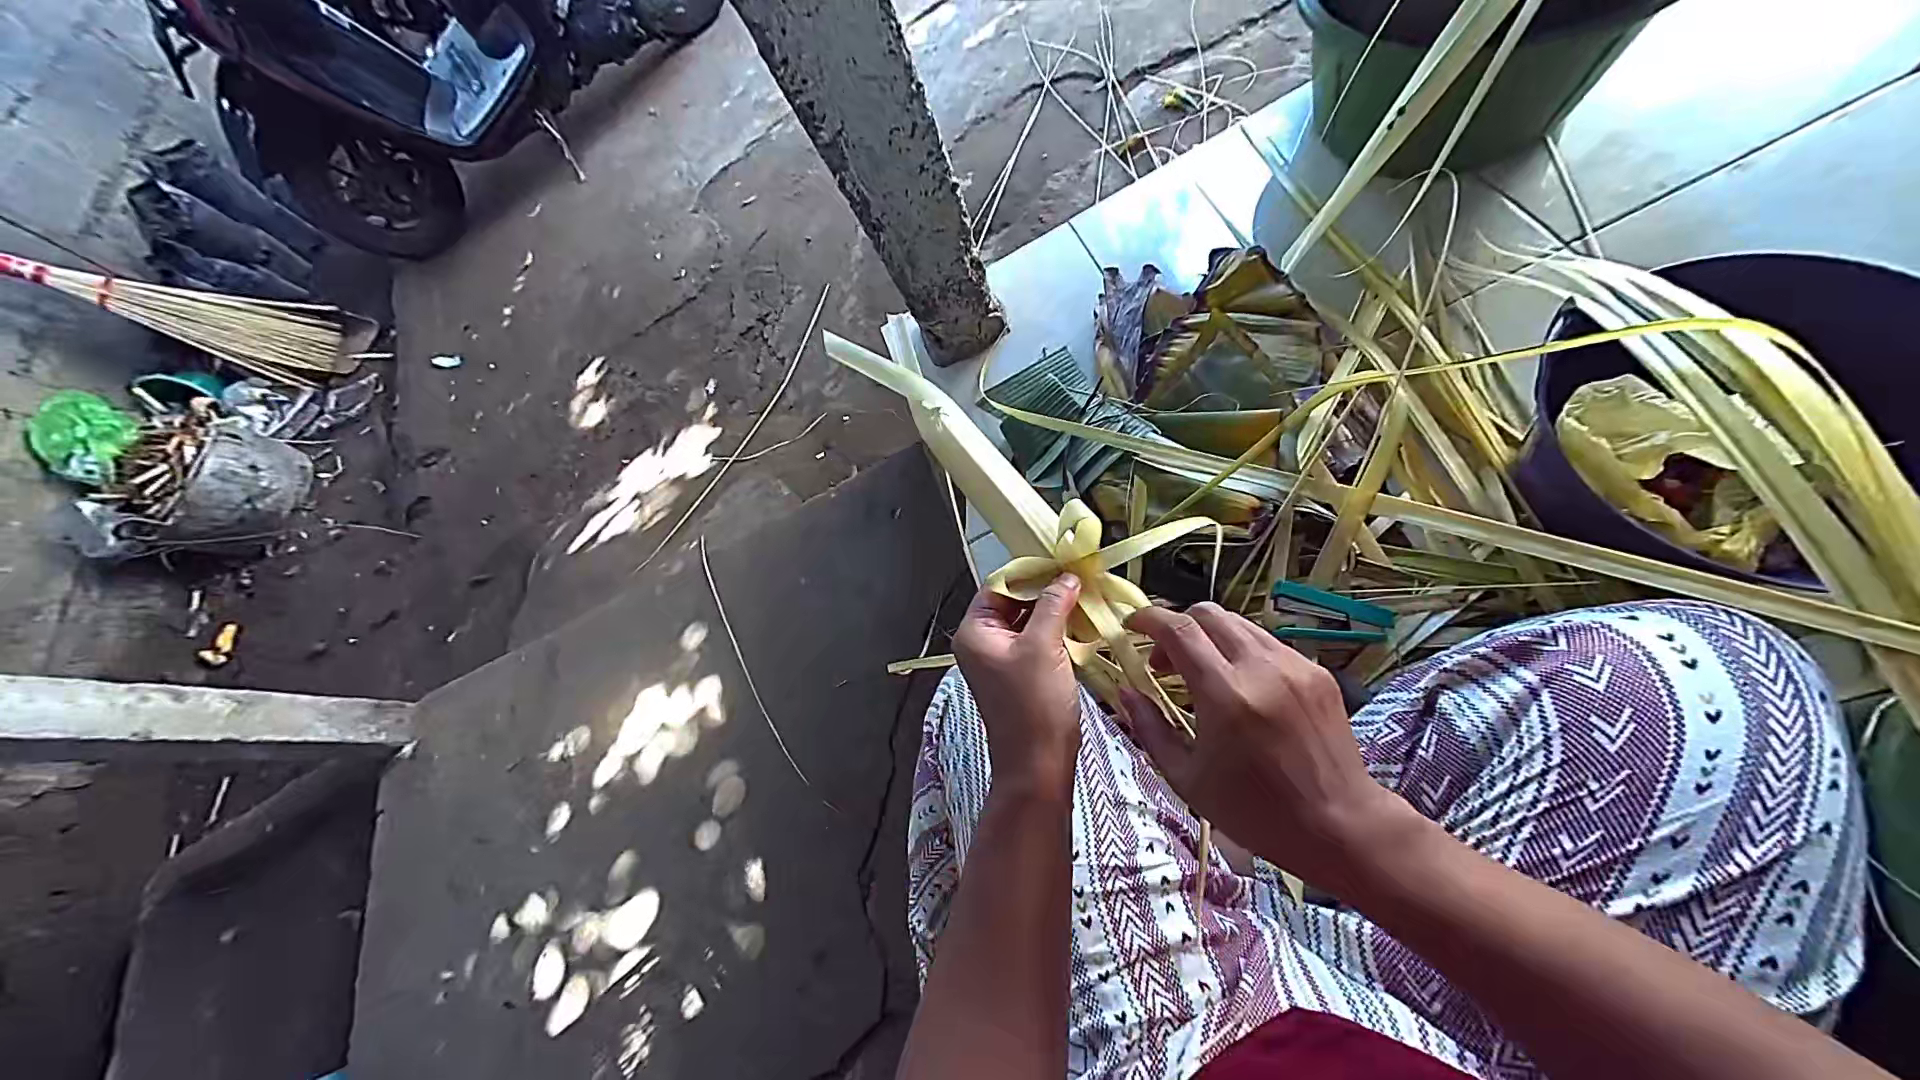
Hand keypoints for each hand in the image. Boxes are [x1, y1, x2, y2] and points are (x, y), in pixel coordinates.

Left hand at [951, 575, 1083, 795]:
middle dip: (1045, 589)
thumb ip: (1053, 605)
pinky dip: (1056, 628)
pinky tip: (1080, 620)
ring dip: (1053, 608)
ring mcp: (1002, 658)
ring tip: (1084, 594)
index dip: (1029, 572)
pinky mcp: (1021, 672)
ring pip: (1027, 619)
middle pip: (1013, 601)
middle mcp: (983, 642)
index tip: (1060, 561)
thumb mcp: (1044, 646)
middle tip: (1078, 576)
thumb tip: (1066, 577)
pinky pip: (1036, 639)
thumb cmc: (1034, 707)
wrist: (1039, 764)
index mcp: (975, 632)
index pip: (998, 585)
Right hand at [1118, 602, 1418, 892]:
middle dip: (1175, 624)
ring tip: (1200, 672)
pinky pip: (1265, 642)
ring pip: (1237, 623)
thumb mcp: (1186, 777)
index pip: (1178, 629)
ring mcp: (1294, 666)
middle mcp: (1261, 669)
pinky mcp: (1315, 671)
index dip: (1148, 618)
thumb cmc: (1254, 811)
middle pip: (1207, 613)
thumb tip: (1124, 691)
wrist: (1340, 826)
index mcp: (1225, 695)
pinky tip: (1238, 685)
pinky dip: (1238, 650)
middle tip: (1163, 660)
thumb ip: (1148, 727)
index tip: (1130, 626)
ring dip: (1207, 635)